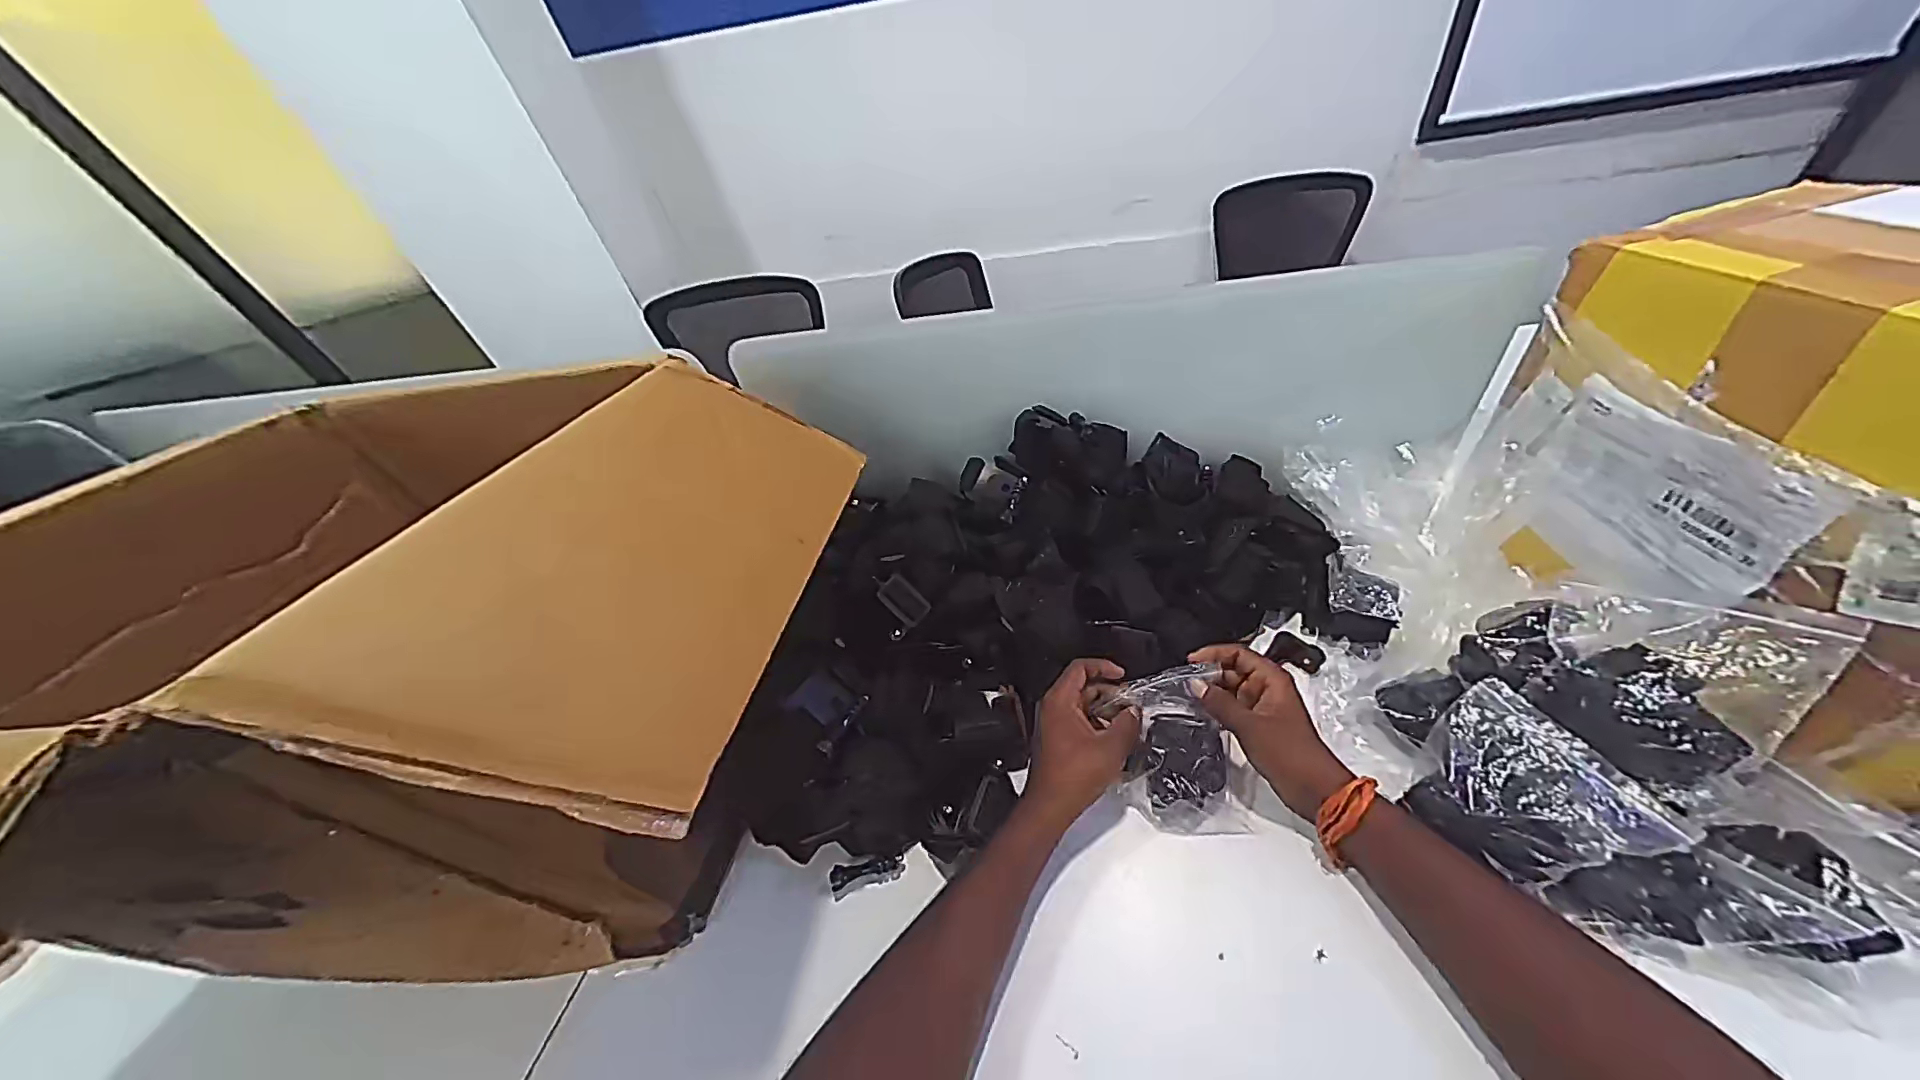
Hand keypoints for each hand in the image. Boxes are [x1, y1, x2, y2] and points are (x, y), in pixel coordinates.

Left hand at [1023, 659, 1141, 824]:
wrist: (1051, 804)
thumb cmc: (1071, 777)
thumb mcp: (1111, 746)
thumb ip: (1128, 723)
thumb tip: (1134, 712)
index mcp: (1060, 701)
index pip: (1080, 667)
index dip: (1103, 666)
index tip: (1121, 674)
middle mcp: (1052, 708)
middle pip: (1084, 686)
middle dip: (1110, 694)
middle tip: (1129, 705)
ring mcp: (1053, 723)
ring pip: (1083, 705)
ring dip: (1105, 712)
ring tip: (1125, 725)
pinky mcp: (1057, 738)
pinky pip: (1079, 721)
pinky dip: (1097, 725)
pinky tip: (1112, 741)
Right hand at [1189, 644, 1353, 817]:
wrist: (1314, 788)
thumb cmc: (1295, 755)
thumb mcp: (1249, 725)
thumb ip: (1219, 702)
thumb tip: (1197, 685)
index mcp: (1273, 680)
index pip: (1239, 654)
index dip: (1214, 654)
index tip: (1192, 662)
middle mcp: (1269, 690)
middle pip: (1234, 670)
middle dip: (1210, 674)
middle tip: (1187, 683)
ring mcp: (1264, 707)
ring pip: (1233, 689)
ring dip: (1214, 692)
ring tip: (1192, 697)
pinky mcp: (1259, 725)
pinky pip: (1234, 708)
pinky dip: (1220, 708)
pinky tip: (1206, 713)